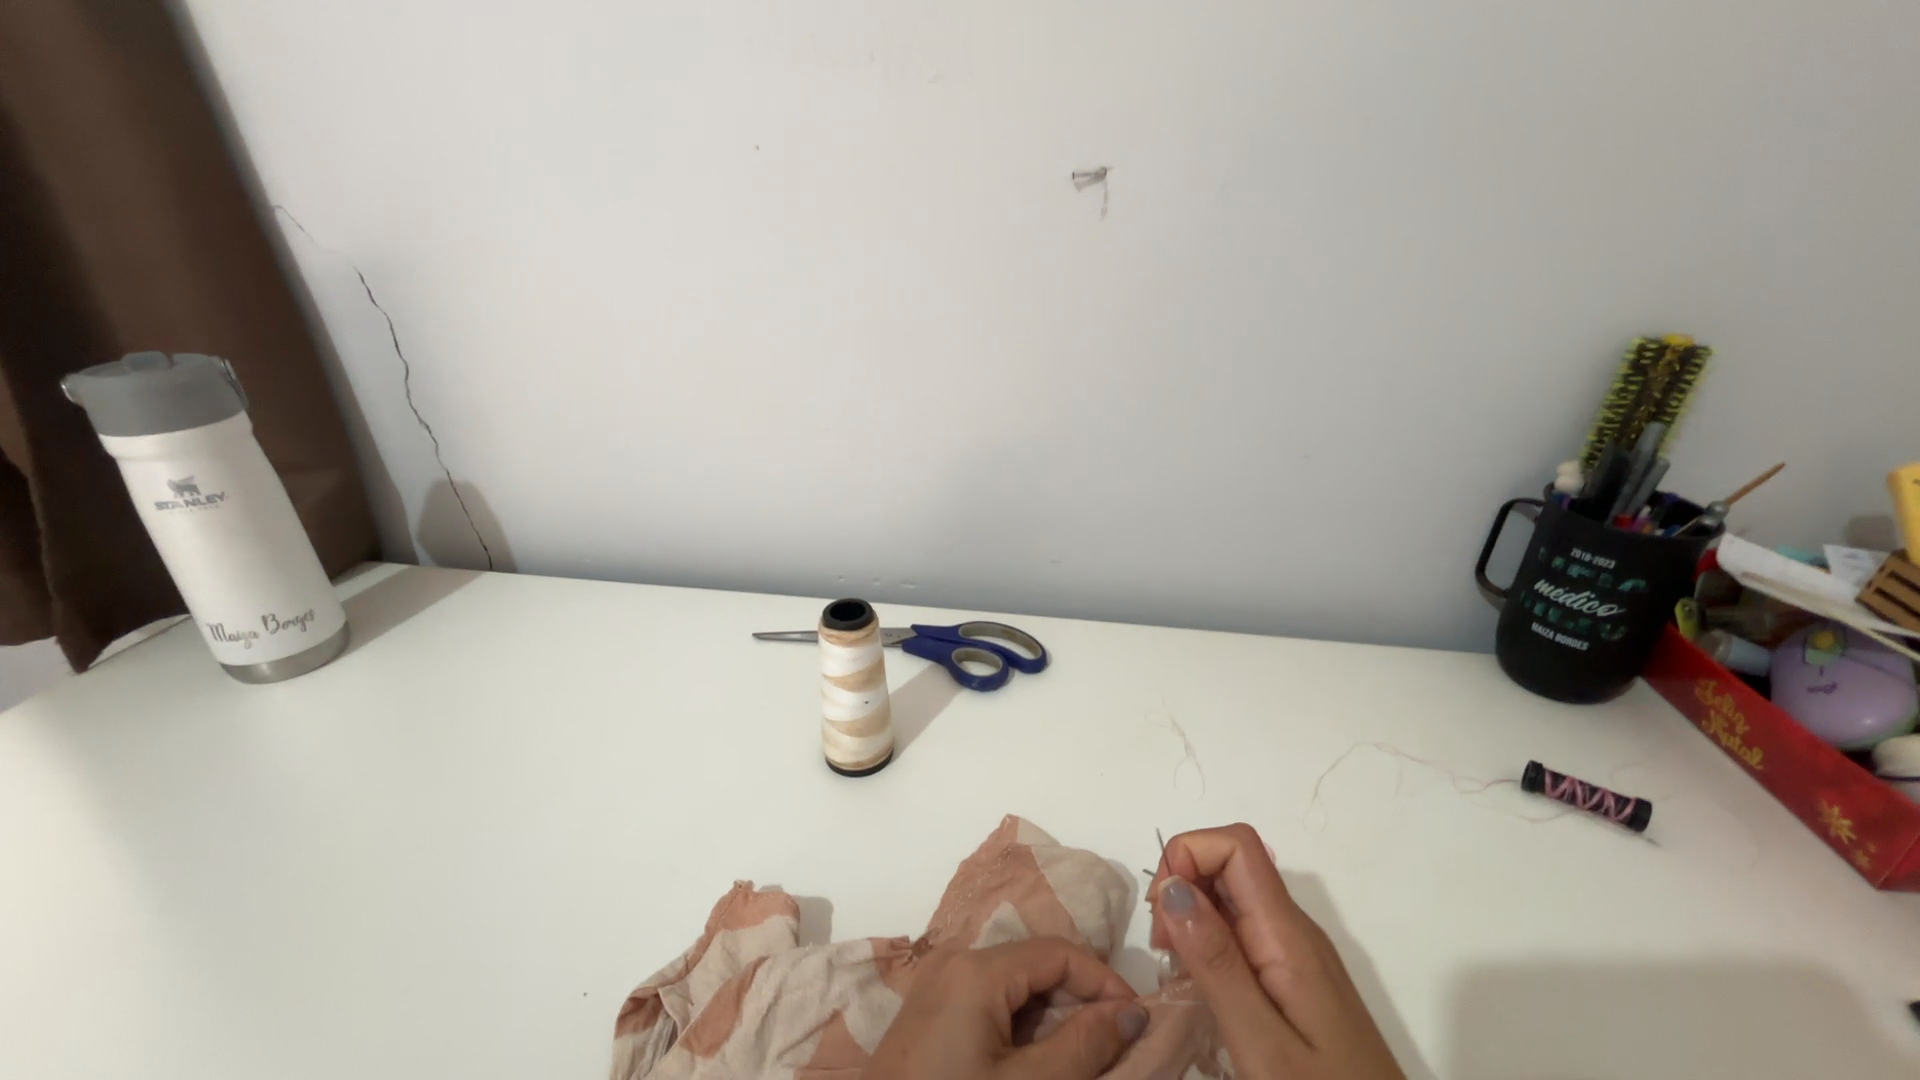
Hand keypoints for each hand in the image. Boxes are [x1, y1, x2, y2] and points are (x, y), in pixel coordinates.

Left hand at [865, 937, 1149, 1079]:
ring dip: (1052, 1016)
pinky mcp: (928, 1012)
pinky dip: (1021, 1024)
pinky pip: (988, 1001)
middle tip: (1115, 1045)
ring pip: (1013, 984)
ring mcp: (937, 985)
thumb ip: (1083, 1045)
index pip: (1058, 952)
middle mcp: (954, 960)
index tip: (1139, 1021)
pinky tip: (1038, 1060)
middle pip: (1034, 964)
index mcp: (977, 968)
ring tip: (1081, 1057)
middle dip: (1079, 1000)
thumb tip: (1133, 1010)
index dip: (1104, 981)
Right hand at [1150, 824, 1404, 1079]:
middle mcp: (1293, 927)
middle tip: (1166, 953)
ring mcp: (1294, 950)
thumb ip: (1215, 961)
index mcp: (1287, 933)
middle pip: (1230, 861)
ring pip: (1231, 894)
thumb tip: (1172, 885)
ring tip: (1181, 974)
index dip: (1188, 856)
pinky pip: (1241, 928)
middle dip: (1181, 886)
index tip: (1164, 918)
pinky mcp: (1292, 973)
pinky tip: (1204, 987)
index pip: (1236, 844)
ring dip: (1190, 915)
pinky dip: (1208, 941)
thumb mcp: (1261, 1042)